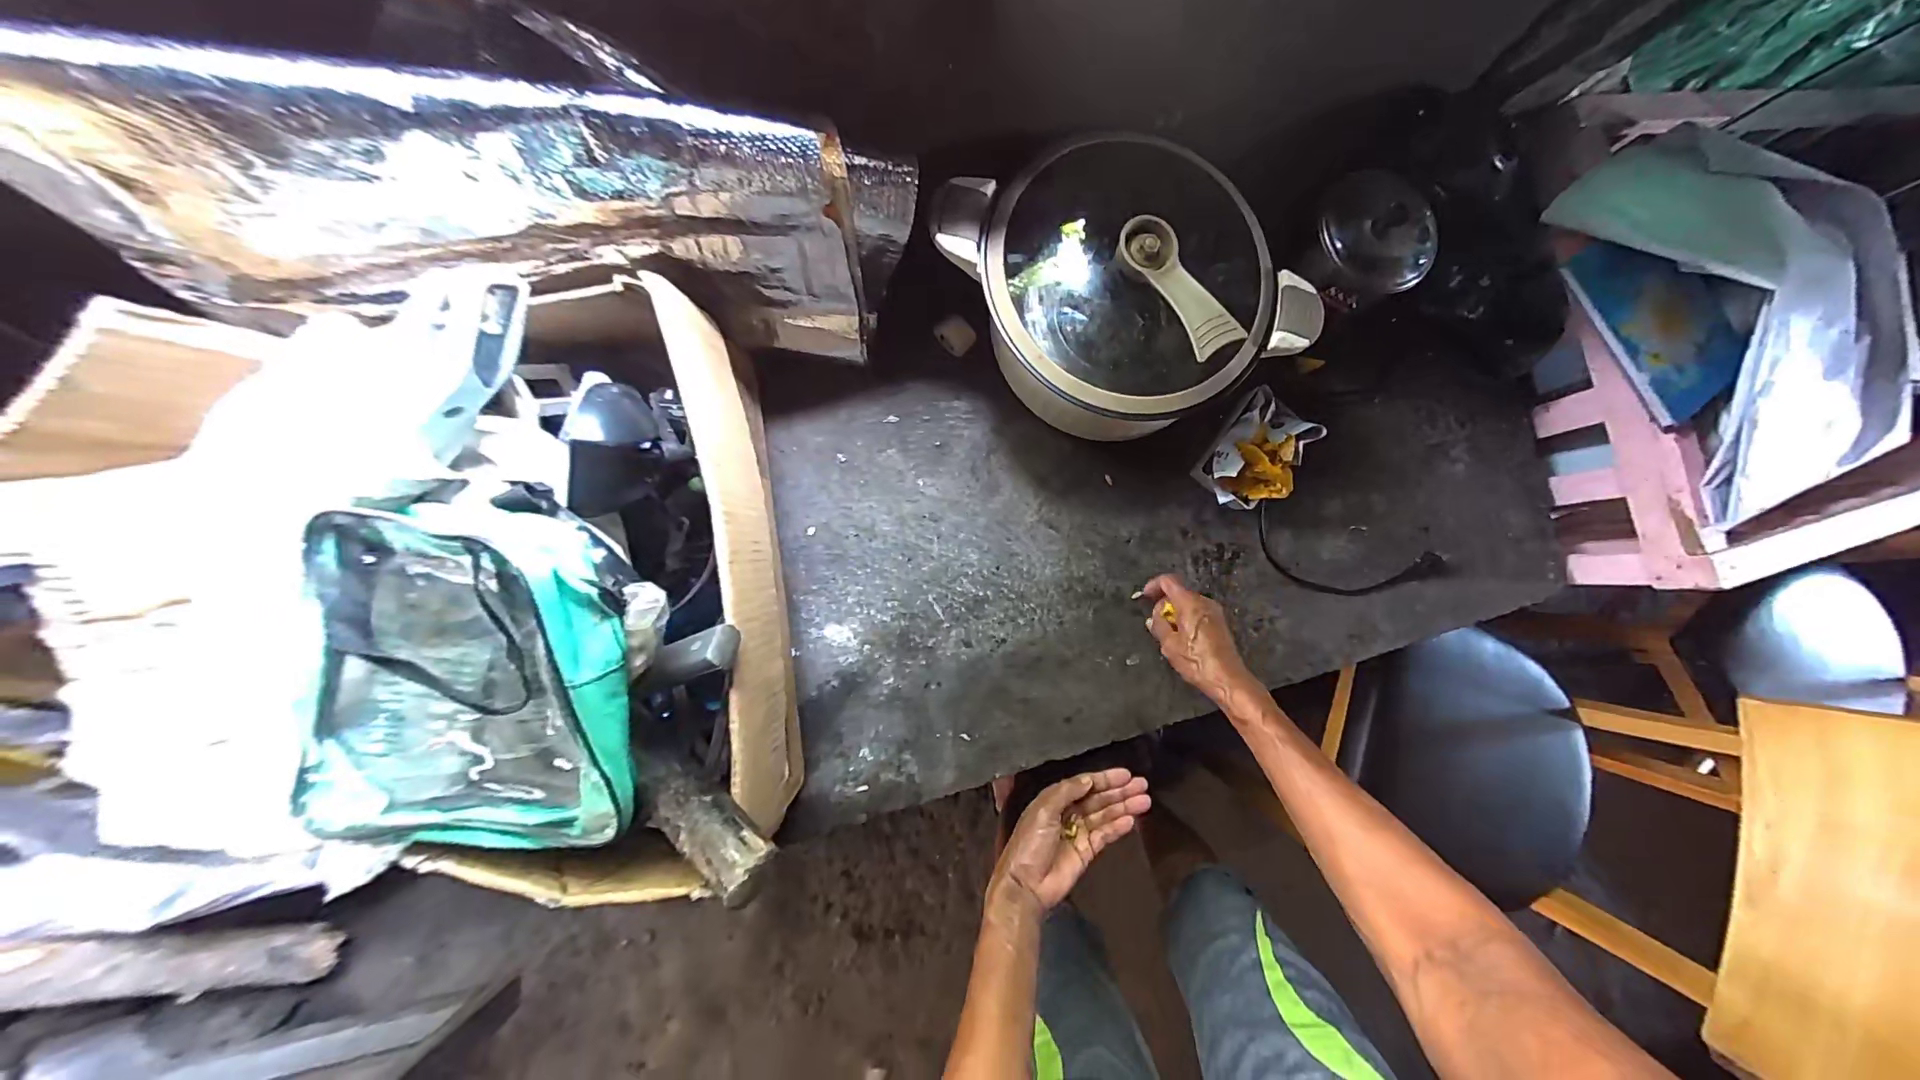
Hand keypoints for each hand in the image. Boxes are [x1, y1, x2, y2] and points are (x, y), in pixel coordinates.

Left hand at [989, 769, 1150, 913]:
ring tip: (1145, 801)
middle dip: (1119, 791)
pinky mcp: (1087, 851)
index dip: (1104, 779)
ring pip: (1104, 815)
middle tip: (1142, 784)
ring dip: (1123, 807)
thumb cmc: (1030, 842)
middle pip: (1097, 799)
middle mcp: (1067, 813)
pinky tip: (1132, 820)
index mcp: (1054, 800)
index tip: (1125, 774)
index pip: (1084, 785)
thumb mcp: (1043, 810)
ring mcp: (1078, 833)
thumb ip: (1066, 792)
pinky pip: (1105, 835)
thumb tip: (1088, 779)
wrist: (1026, 884)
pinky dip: (1118, 827)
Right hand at [1142, 574, 1258, 705]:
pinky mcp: (1219, 623)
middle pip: (1179, 592)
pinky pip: (1197, 612)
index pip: (1169, 581)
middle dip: (1164, 604)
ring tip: (1168, 634)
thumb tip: (1154, 617)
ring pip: (1188, 603)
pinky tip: (1182, 638)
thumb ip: (1158, 625)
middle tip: (1155, 623)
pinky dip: (1186, 619)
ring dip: (1175, 613)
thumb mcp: (1169, 645)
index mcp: (1190, 603)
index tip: (1145, 596)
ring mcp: (1214, 612)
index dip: (1154, 585)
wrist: (1227, 679)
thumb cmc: (1197, 662)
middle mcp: (1204, 602)